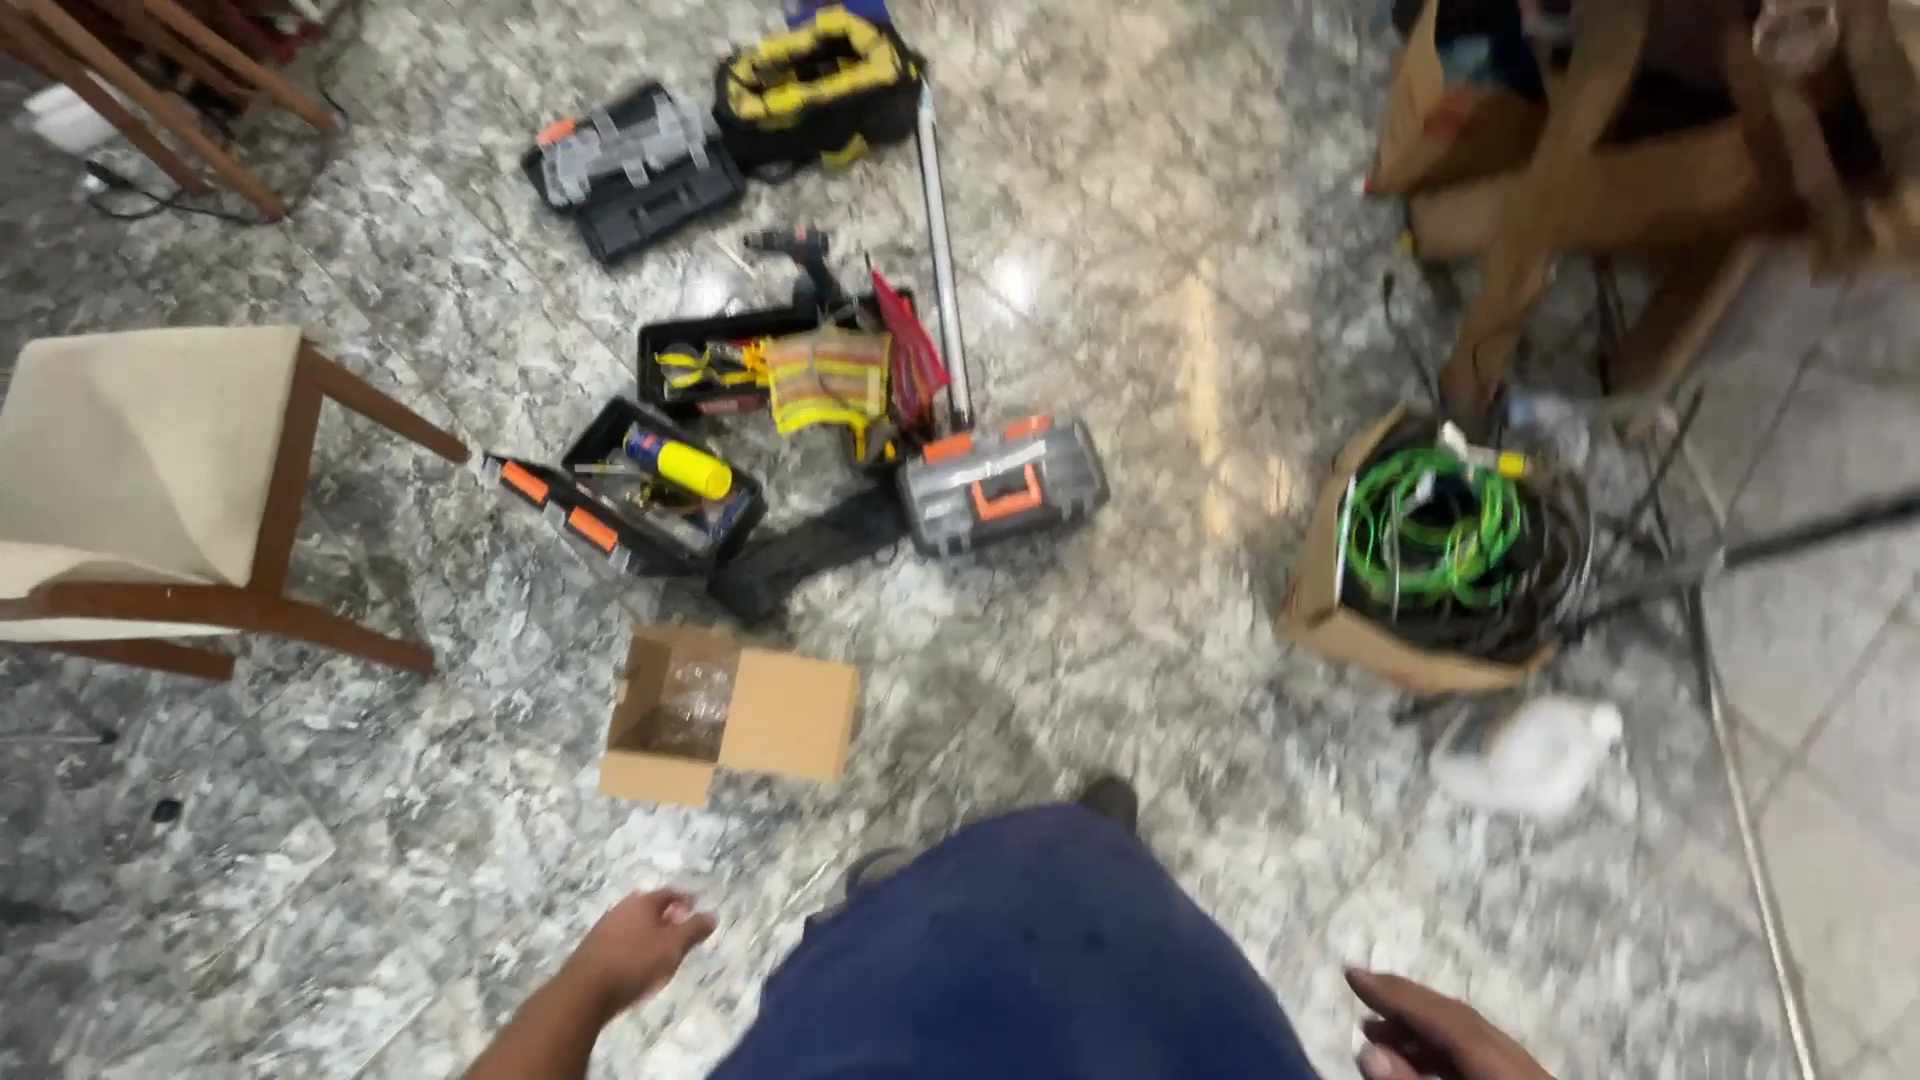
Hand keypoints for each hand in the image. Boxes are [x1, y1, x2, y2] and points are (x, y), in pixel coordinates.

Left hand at [560, 890, 716, 1016]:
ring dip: (646, 933)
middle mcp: (621, 910)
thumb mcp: (673, 948)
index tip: (694, 910)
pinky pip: (618, 942)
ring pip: (631, 925)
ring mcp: (601, 930)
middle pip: (648, 908)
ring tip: (657, 952)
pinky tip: (633, 966)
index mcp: (642, 903)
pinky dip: (630, 948)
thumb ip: (694, 930)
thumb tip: (712, 915)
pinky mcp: (589, 952)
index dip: (684, 901)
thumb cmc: (634, 964)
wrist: (581, 995)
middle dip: (664, 917)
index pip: (669, 894)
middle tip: (677, 932)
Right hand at [1346, 969, 1553, 1079]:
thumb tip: (1365, 1049)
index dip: (1398, 993)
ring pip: (1471, 1036)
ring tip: (1376, 1032)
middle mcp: (1523, 1062)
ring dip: (1420, 1028)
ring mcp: (1528, 1072)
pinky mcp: (1522, 1079)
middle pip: (1461, 1019)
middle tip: (1360, 991)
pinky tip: (1414, 1058)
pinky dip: (1442, 1049)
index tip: (1352, 973)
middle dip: (1407, 1002)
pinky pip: (1481, 1056)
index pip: (1449, 1017)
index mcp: (1507, 1067)